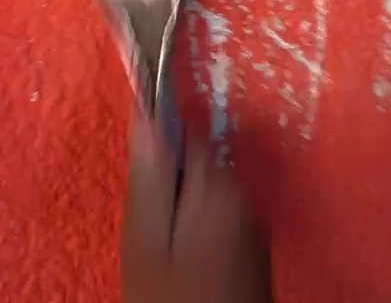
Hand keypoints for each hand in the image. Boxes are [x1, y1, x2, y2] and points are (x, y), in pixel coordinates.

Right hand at [121, 124, 271, 302]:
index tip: (137, 168)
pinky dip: (195, 220)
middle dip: (167, 174)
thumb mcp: (145, 235)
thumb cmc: (172, 298)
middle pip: (195, 155)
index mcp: (218, 183)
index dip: (153, 137)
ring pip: (204, 183)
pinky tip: (183, 256)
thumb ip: (149, 168)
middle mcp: (245, 193)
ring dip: (180, 199)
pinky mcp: (253, 245)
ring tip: (163, 242)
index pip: (182, 125)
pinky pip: (217, 209)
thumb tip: (144, 107)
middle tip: (147, 219)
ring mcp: (253, 221)